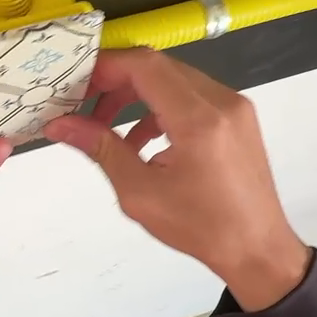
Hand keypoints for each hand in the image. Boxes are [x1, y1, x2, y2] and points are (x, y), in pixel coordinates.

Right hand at [43, 48, 309, 308]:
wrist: (259, 249)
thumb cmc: (199, 227)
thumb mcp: (139, 192)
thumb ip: (100, 148)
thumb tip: (57, 124)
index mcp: (198, 119)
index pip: (144, 66)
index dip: (105, 67)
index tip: (75, 85)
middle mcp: (221, 101)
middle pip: (157, 66)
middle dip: (115, 80)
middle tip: (83, 104)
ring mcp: (234, 106)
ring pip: (173, 78)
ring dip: (135, 93)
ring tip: (106, 125)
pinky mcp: (238, 116)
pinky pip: (190, 94)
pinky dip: (159, 106)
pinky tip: (141, 139)